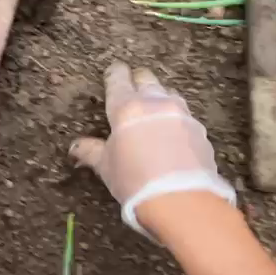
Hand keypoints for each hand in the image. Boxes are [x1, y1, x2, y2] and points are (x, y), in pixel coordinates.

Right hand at [71, 62, 236, 235]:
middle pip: (146, 78)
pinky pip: (184, 116)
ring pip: (169, 94)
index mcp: (127, 107)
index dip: (114, 74)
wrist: (181, 200)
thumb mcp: (106, 167)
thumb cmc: (135, 181)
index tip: (112, 73)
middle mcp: (156, 103)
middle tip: (131, 93)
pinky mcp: (199, 130)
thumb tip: (76, 147)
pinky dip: (175, 121)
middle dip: (137, 81)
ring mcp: (181, 114)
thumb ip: (91, 151)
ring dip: (159, 99)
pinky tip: (171, 138)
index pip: (118, 78)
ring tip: (152, 116)